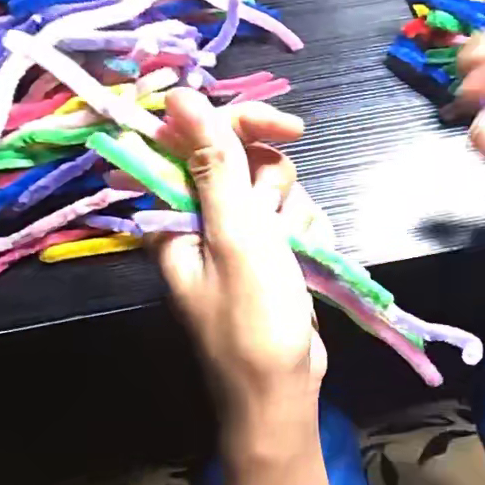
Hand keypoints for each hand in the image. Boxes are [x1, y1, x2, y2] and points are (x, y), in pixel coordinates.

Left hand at [150, 90, 326, 441]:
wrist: (281, 390)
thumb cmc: (253, 319)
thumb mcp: (236, 236)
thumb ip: (213, 164)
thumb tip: (180, 93)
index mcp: (177, 210)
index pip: (203, 138)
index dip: (246, 126)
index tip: (290, 130)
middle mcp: (203, 218)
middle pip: (247, 160)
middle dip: (275, 188)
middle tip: (279, 226)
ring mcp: (240, 236)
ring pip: (279, 188)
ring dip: (295, 217)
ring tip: (293, 257)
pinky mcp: (270, 252)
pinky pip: (295, 216)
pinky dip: (308, 235)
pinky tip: (308, 263)